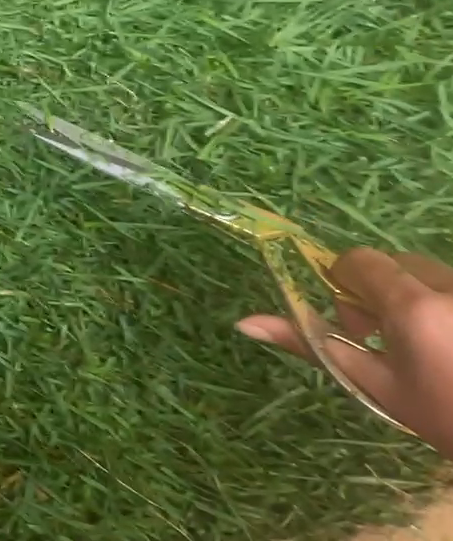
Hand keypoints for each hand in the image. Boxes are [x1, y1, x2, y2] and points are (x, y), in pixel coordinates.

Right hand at [238, 248, 452, 454]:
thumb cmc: (447, 419)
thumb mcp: (377, 385)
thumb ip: (313, 345)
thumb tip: (244, 323)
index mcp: (414, 307)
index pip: (361, 260)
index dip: (347, 281)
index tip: (358, 324)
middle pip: (402, 264)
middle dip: (387, 291)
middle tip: (393, 337)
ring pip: (437, 279)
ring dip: (424, 300)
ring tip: (432, 345)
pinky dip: (448, 310)